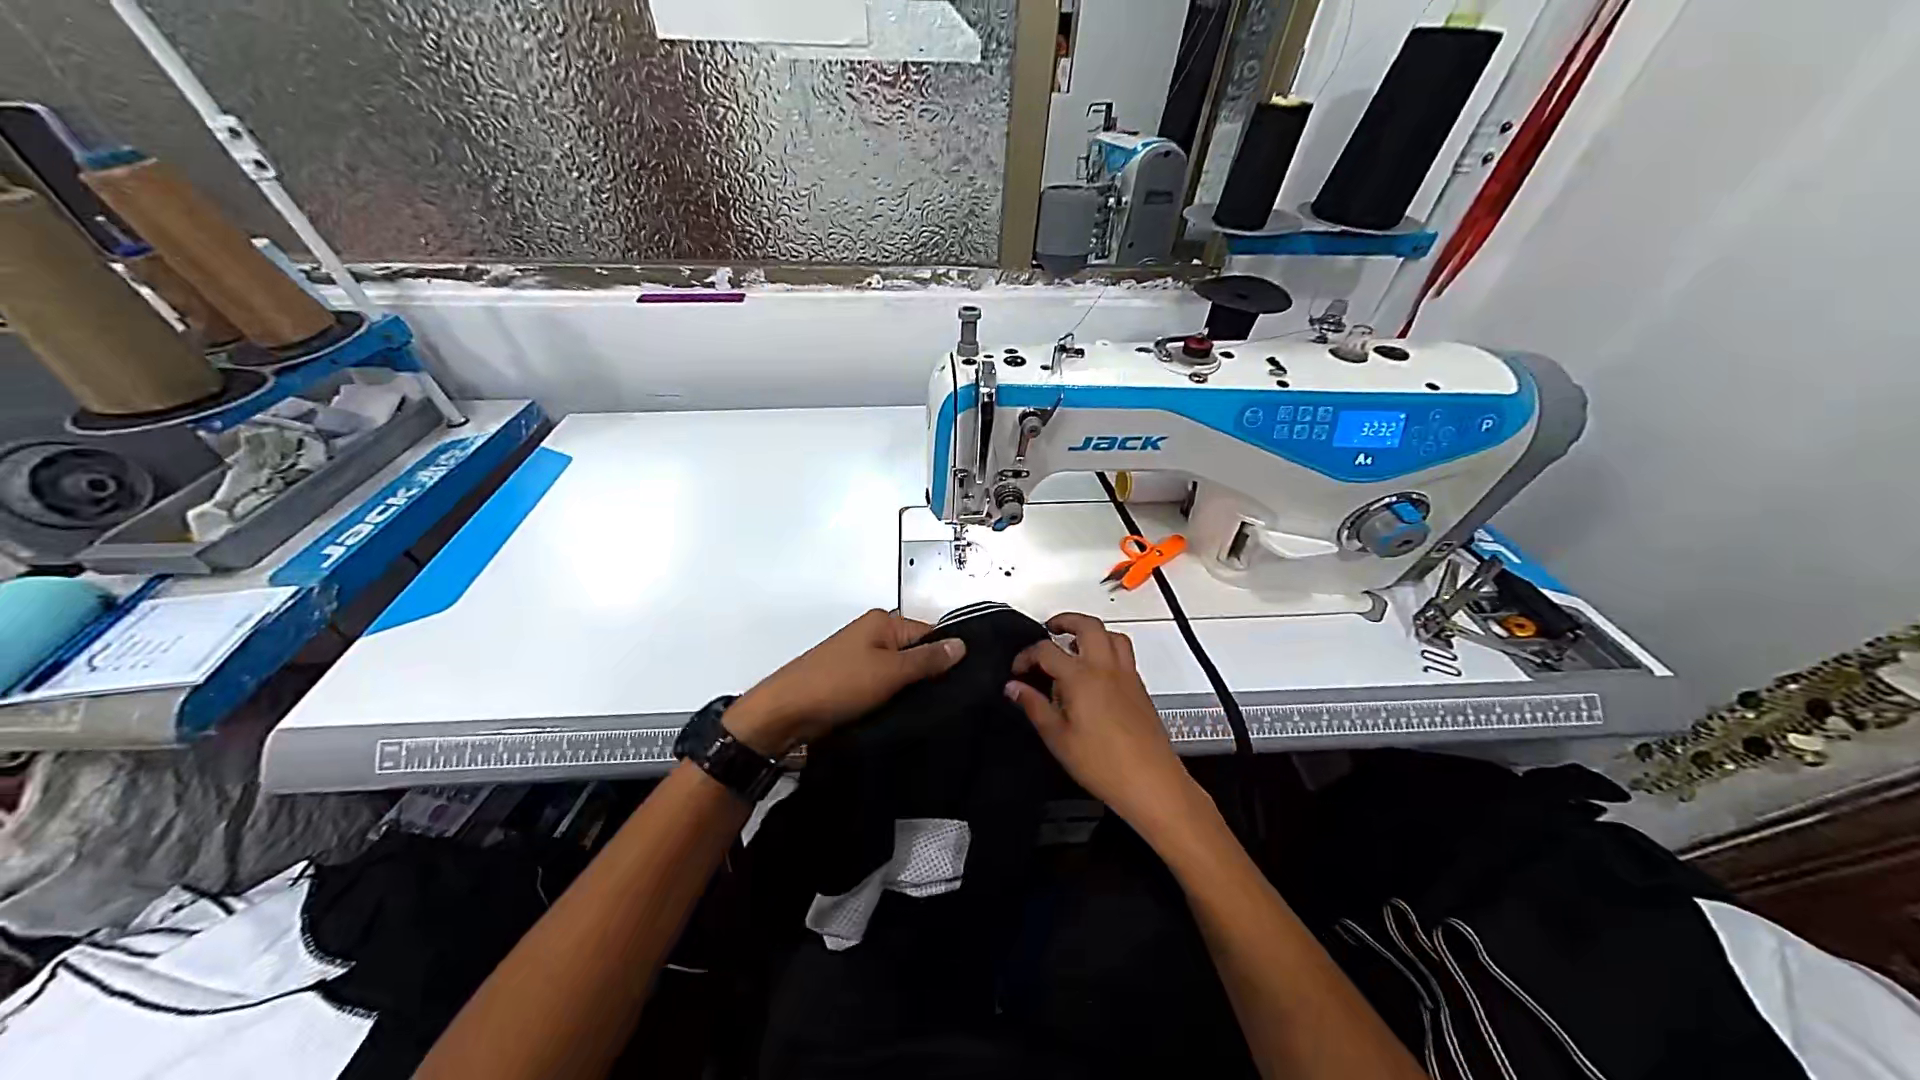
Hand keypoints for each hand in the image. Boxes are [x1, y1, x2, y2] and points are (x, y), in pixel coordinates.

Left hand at [724, 609, 964, 755]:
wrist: (785, 714)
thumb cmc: (836, 685)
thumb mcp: (890, 672)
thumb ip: (927, 659)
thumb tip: (961, 644)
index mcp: (882, 622)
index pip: (930, 633)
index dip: (947, 656)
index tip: (966, 681)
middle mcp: (871, 636)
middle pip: (915, 653)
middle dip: (929, 676)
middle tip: (950, 701)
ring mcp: (860, 660)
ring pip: (899, 675)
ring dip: (910, 692)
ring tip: (929, 712)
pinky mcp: (851, 685)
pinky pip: (883, 689)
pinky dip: (892, 701)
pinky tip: (904, 716)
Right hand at [1004, 613, 1203, 829]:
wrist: (1150, 783)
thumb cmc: (1107, 765)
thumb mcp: (1057, 737)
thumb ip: (1034, 706)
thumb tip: (1015, 689)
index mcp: (1081, 677)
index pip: (1046, 650)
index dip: (1026, 656)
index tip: (1018, 669)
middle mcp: (1106, 669)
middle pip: (1086, 625)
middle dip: (1065, 621)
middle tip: (1050, 627)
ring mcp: (1126, 676)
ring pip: (1111, 634)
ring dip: (1091, 630)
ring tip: (1075, 639)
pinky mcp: (1139, 688)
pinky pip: (1124, 653)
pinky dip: (1108, 647)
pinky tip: (1098, 667)